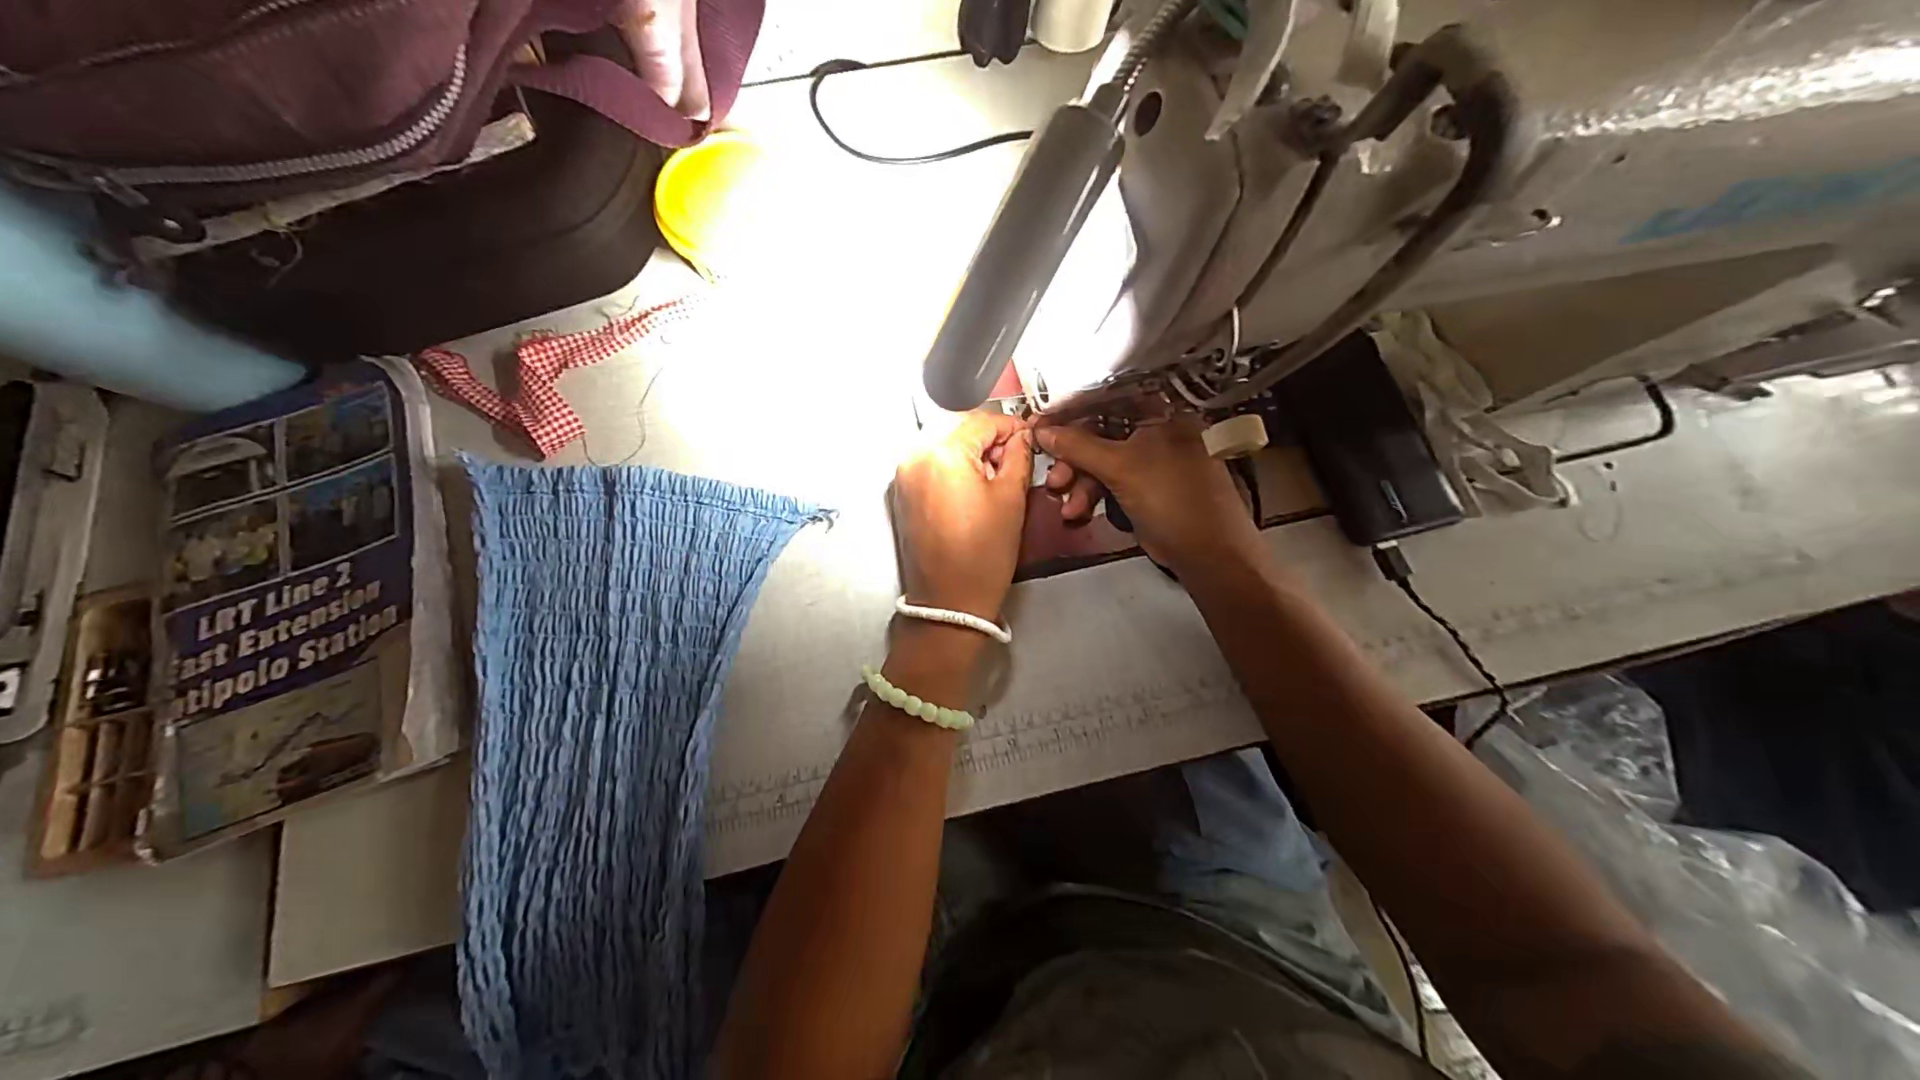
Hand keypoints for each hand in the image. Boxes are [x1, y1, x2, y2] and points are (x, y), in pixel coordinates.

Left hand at [891, 411, 1032, 620]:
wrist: (949, 601)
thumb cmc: (980, 558)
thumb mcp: (1011, 500)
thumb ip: (1018, 457)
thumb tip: (1021, 438)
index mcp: (942, 454)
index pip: (981, 421)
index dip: (1010, 426)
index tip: (1026, 437)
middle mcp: (915, 457)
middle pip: (958, 427)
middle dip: (987, 437)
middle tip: (1013, 456)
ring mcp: (904, 475)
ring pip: (942, 442)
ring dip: (969, 449)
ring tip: (993, 475)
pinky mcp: (902, 493)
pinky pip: (929, 462)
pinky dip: (951, 464)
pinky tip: (972, 486)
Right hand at [1035, 414, 1261, 573]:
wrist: (1208, 552)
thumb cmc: (1174, 499)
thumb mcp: (1121, 467)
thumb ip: (1078, 446)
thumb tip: (1042, 431)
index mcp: (1161, 413)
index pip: (1108, 399)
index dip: (1073, 411)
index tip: (1043, 425)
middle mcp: (1156, 431)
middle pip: (1100, 433)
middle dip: (1073, 459)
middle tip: (1054, 478)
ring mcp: (1150, 462)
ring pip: (1101, 462)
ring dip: (1079, 483)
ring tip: (1067, 505)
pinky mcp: (1144, 488)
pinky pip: (1109, 482)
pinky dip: (1091, 495)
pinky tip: (1077, 512)